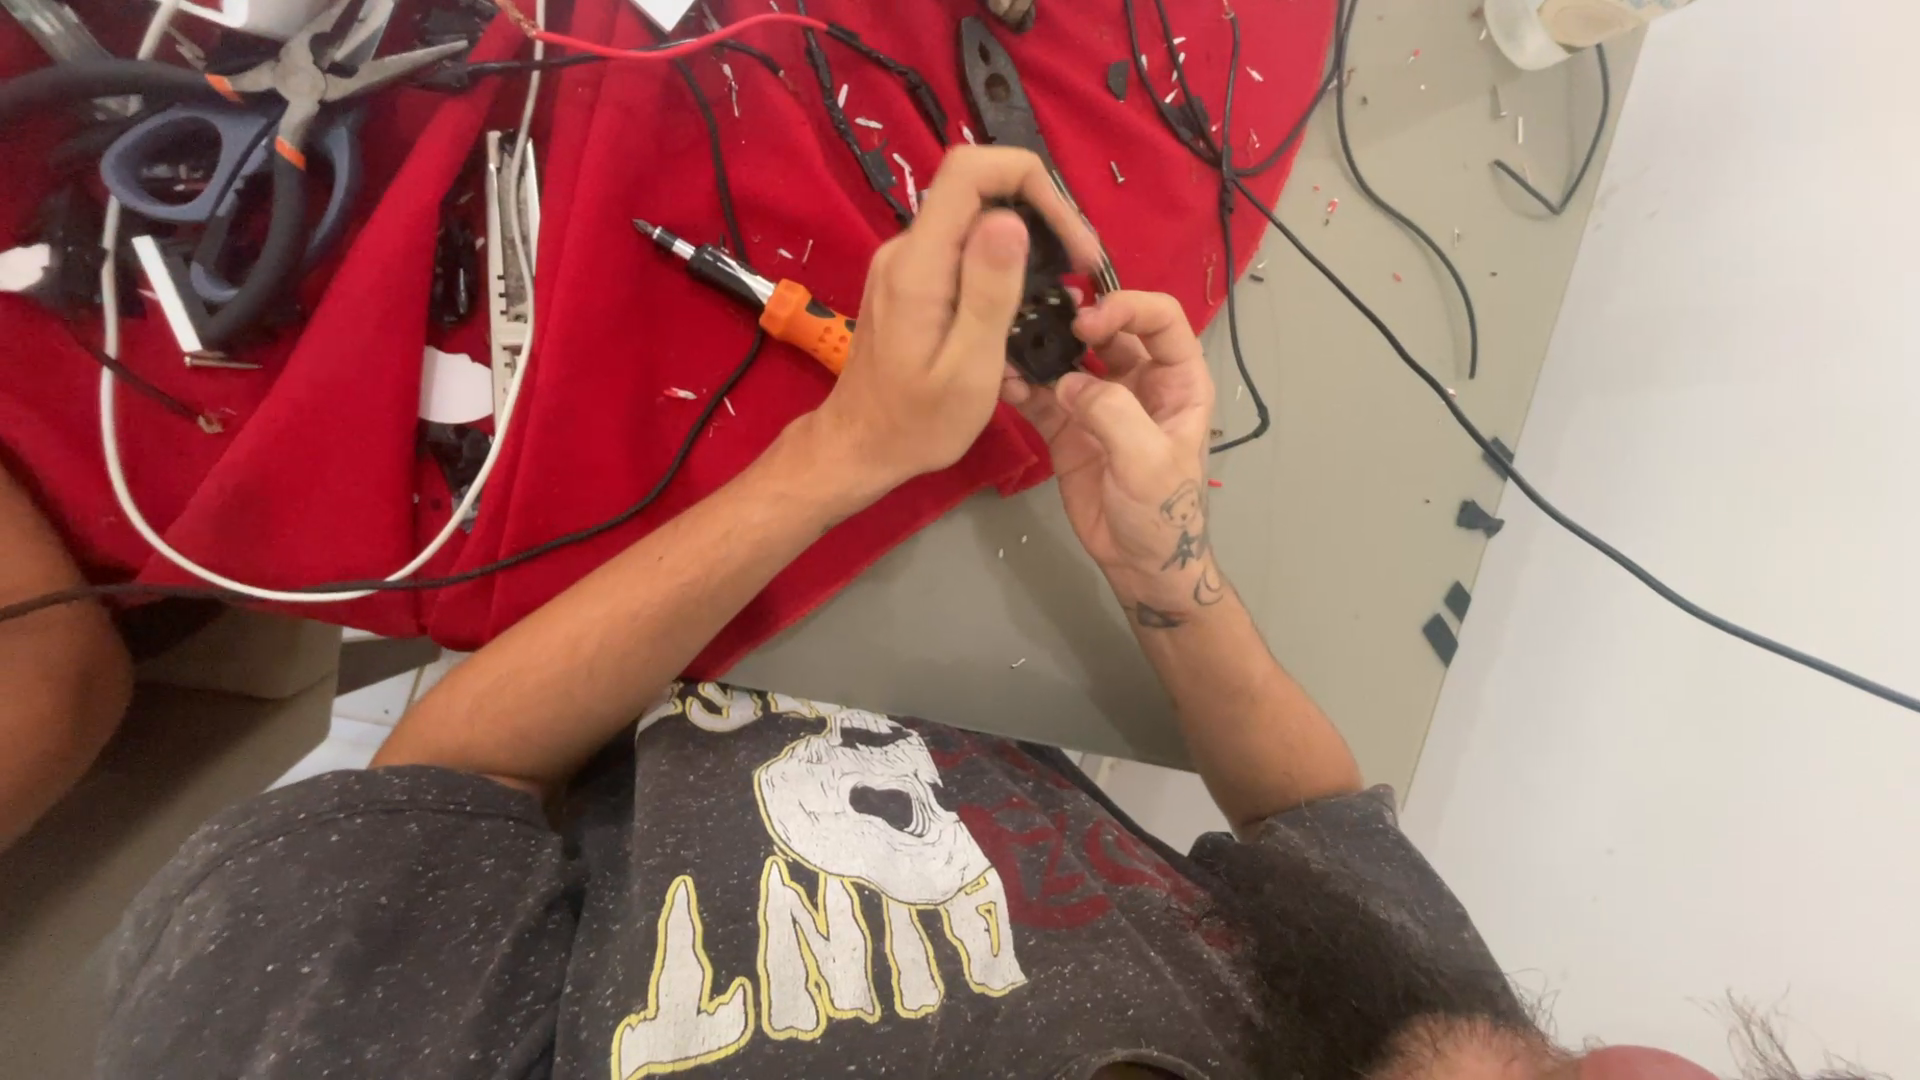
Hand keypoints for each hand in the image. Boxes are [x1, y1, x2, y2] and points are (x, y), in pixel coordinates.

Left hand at [806, 147, 1102, 498]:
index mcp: (918, 264)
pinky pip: (960, 255)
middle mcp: (905, 251)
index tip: (1071, 239)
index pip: (971, 171)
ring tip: (1061, 290)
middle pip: (977, 192)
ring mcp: (903, 267)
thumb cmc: (916, 424)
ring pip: (972, 224)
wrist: (860, 447)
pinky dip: (999, 268)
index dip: (1031, 182)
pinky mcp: (908, 286)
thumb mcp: (967, 368)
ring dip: (1023, 245)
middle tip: (1079, 269)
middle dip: (1038, 216)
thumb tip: (1011, 220)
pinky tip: (1022, 306)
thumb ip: (988, 293)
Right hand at [1002, 291, 1222, 625]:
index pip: (1160, 321)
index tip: (1087, 322)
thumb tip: (1067, 382)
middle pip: (1108, 333)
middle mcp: (1138, 383)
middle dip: (1076, 322)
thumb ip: (1112, 412)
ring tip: (1010, 346)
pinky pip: (1042, 397)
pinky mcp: (1067, 429)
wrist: (1138, 563)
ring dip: (1042, 351)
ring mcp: (1099, 404)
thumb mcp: (1148, 460)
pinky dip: (1022, 387)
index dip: (1127, 307)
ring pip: (1069, 360)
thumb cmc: (1162, 512)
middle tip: (1040, 322)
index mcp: (1177, 380)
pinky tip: (1003, 382)